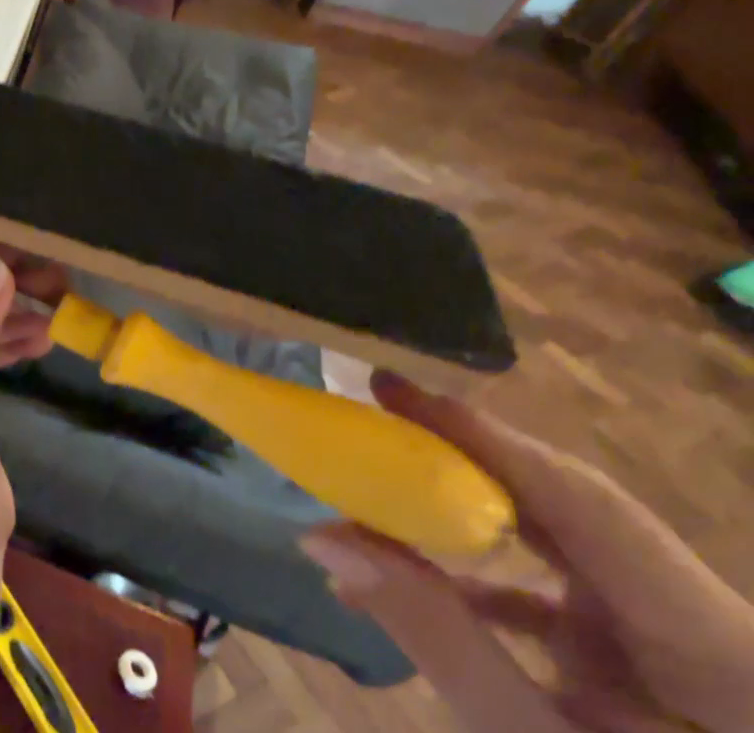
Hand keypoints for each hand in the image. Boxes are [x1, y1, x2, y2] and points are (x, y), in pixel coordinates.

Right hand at [301, 371, 753, 732]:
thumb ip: (435, 635)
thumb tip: (324, 535)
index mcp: (714, 638)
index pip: (582, 500)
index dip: (481, 437)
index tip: (388, 386)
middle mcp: (707, 615)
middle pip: (571, 507)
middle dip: (461, 459)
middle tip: (372, 413)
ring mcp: (676, 633)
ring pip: (560, 540)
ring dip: (459, 513)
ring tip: (370, 483)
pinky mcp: (646, 652)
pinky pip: (555, 590)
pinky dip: (472, 578)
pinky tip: (398, 577)